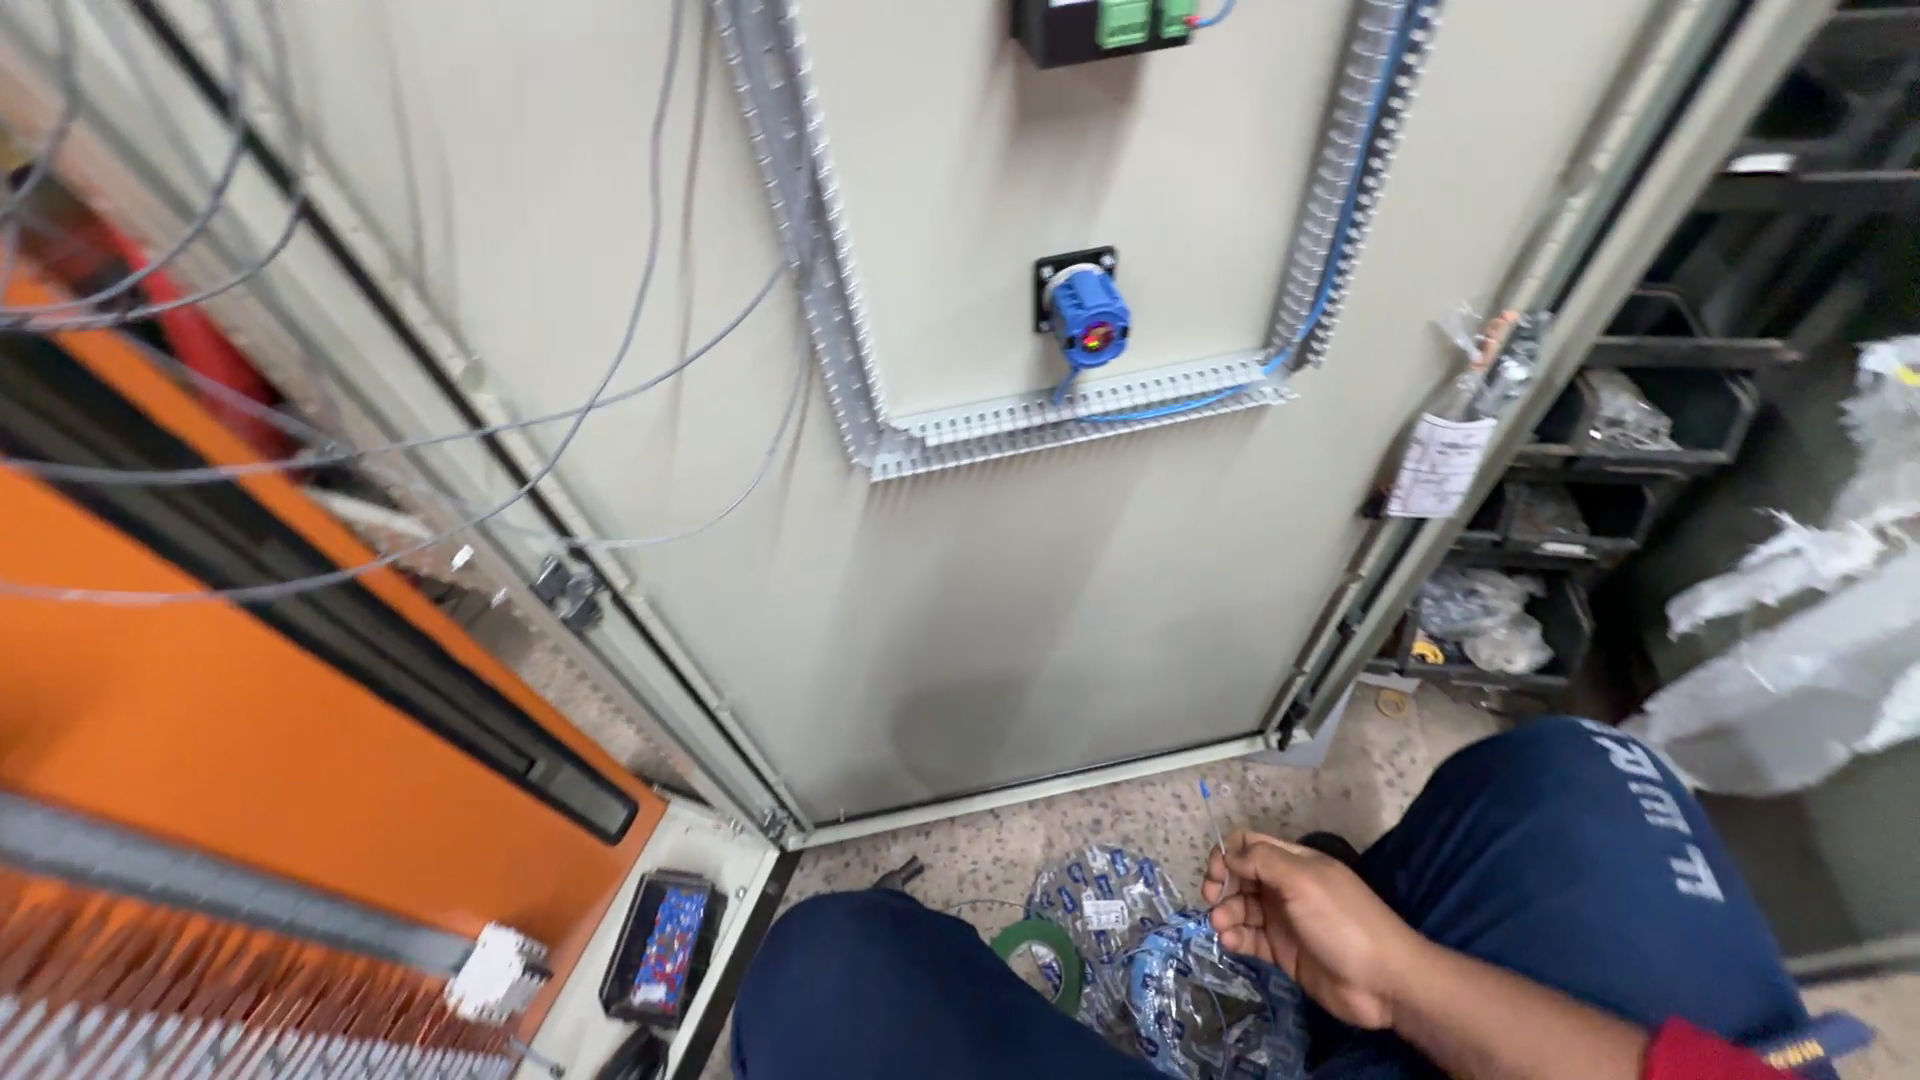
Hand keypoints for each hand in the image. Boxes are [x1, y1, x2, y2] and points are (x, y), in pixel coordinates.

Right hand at [1205, 829, 1428, 1030]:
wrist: (1385, 982)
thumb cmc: (1343, 921)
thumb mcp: (1303, 880)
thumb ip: (1262, 861)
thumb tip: (1228, 856)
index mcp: (1293, 862)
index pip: (1249, 844)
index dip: (1227, 854)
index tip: (1216, 874)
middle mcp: (1285, 887)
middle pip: (1240, 876)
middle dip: (1221, 885)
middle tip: (1212, 900)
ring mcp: (1284, 920)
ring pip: (1241, 907)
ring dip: (1225, 912)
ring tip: (1222, 926)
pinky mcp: (1283, 952)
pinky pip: (1250, 938)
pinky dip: (1236, 937)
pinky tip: (1232, 943)